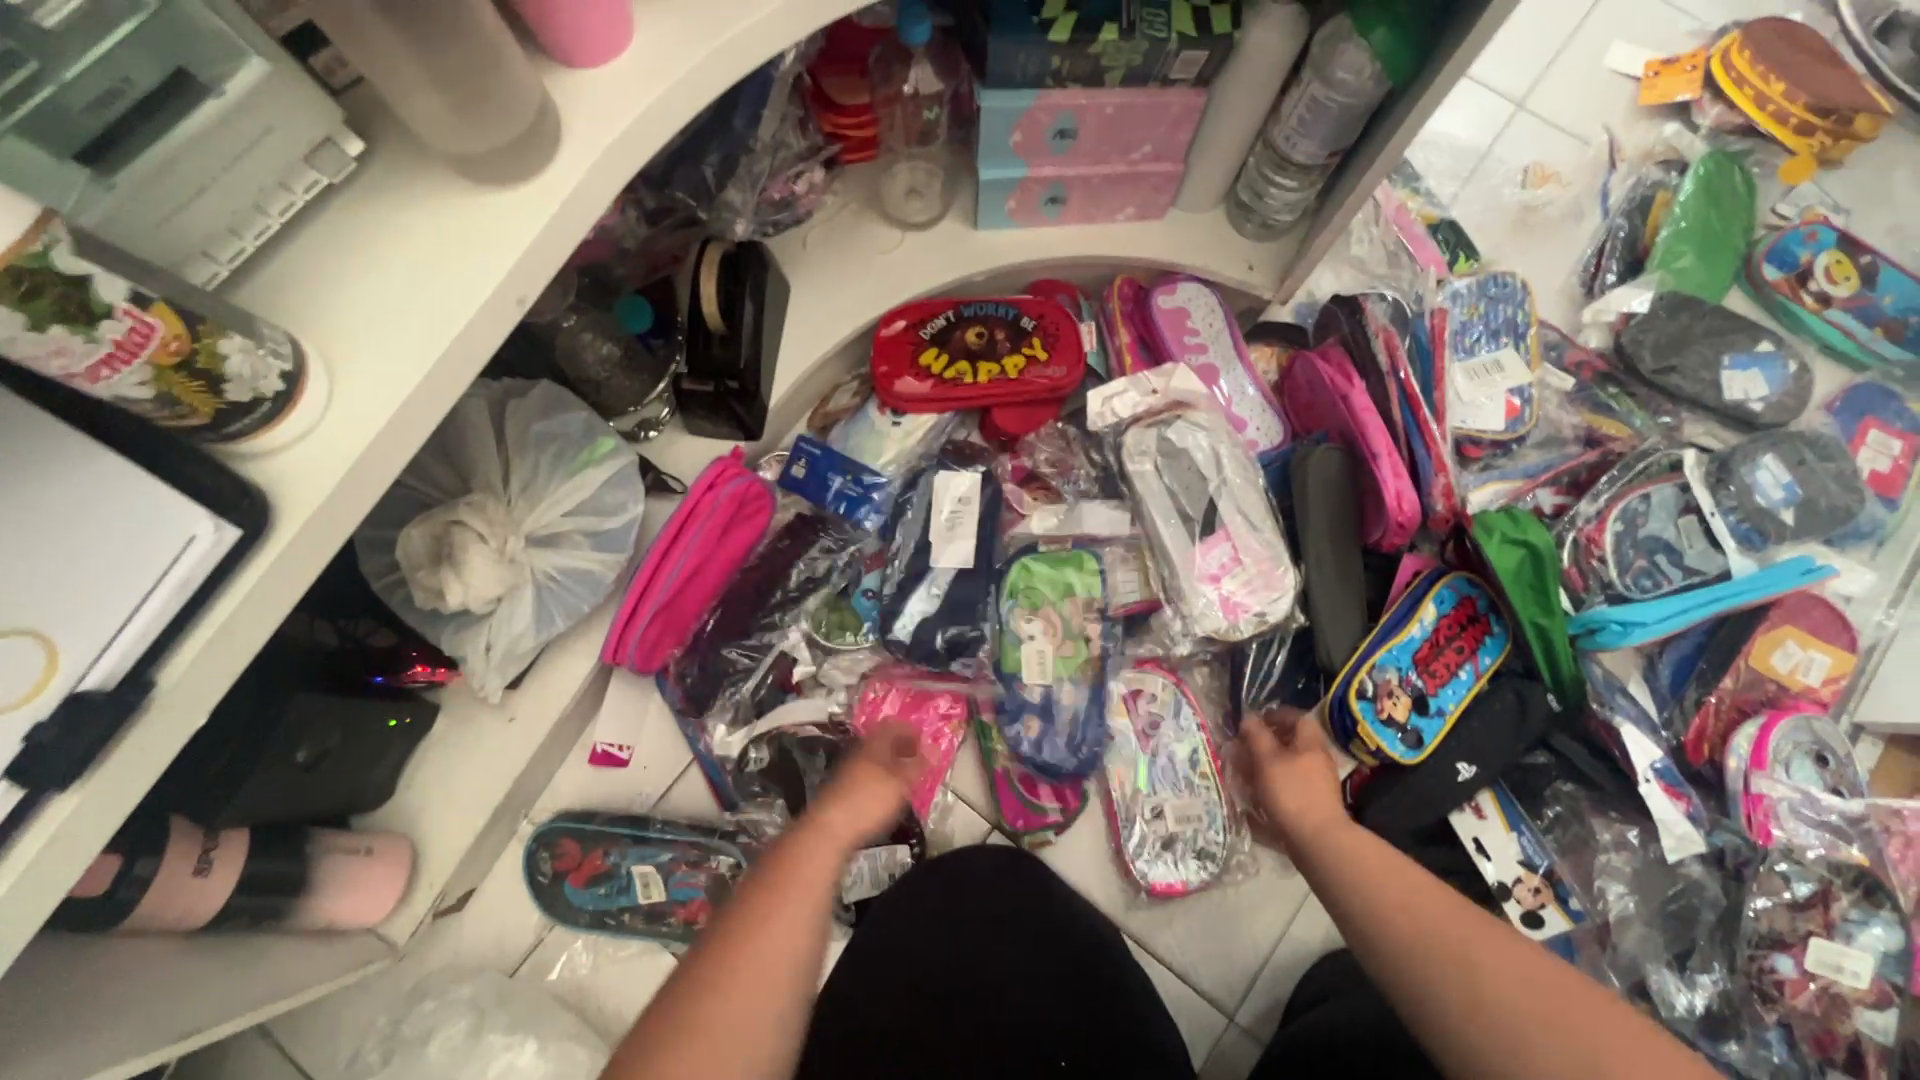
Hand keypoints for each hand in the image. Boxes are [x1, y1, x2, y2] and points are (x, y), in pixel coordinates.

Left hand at [806, 724, 922, 853]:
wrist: (829, 829)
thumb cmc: (869, 801)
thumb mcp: (900, 783)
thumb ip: (918, 764)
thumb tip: (934, 747)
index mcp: (874, 744)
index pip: (894, 724)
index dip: (911, 729)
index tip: (926, 741)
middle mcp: (860, 751)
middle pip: (884, 741)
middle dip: (904, 748)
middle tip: (921, 761)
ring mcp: (850, 770)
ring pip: (877, 759)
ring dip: (894, 764)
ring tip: (910, 779)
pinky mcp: (845, 789)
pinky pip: (870, 774)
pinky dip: (884, 779)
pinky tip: (890, 795)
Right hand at [1239, 707, 1349, 855]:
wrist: (1317, 840)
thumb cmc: (1291, 793)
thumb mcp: (1267, 759)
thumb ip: (1256, 735)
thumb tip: (1248, 718)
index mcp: (1310, 743)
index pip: (1298, 717)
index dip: (1277, 714)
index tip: (1257, 720)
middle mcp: (1317, 759)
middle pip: (1293, 741)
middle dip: (1267, 741)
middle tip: (1245, 746)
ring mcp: (1317, 782)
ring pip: (1289, 763)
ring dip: (1267, 763)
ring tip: (1245, 770)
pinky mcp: (1313, 802)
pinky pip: (1290, 783)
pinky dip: (1273, 781)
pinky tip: (1257, 792)